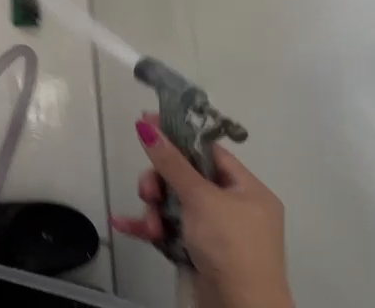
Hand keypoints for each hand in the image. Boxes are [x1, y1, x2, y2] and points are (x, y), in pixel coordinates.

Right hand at [112, 117, 293, 307]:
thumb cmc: (230, 245)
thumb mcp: (199, 198)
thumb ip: (170, 161)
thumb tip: (146, 124)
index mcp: (249, 191)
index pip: (209, 152)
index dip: (177, 137)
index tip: (145, 124)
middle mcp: (236, 208)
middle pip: (186, 177)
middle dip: (160, 183)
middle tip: (148, 192)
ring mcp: (219, 231)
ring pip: (174, 203)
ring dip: (154, 209)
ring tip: (149, 223)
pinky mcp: (201, 250)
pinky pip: (170, 227)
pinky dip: (150, 226)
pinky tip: (125, 225)